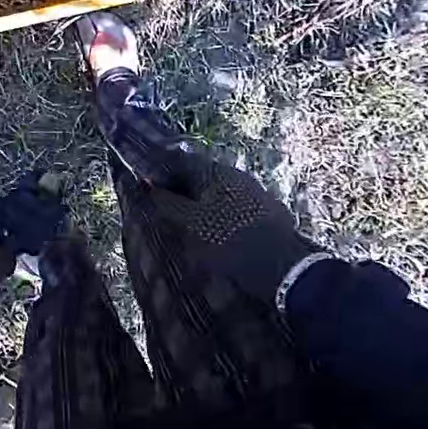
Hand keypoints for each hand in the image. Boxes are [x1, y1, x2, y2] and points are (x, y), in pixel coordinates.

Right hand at [128, 149, 322, 305]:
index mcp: (216, 172)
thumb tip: (145, 182)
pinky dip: (218, 214)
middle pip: (200, 176)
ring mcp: (254, 192)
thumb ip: (166, 201)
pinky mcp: (266, 212)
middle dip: (181, 190)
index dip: (162, 174)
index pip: (181, 161)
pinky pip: (233, 206)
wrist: (283, 267)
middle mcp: (236, 175)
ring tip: (188, 226)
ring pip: (217, 192)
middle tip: (165, 211)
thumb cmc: (230, 240)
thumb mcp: (191, 223)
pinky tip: (215, 233)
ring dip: (200, 204)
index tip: (149, 192)